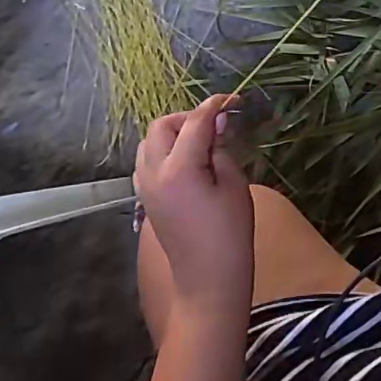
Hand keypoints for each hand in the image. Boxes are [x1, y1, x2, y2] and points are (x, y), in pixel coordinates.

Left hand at [135, 94, 253, 322]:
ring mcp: (145, 187)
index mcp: (179, 168)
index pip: (195, 121)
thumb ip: (221, 148)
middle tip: (216, 124)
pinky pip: (147, 162)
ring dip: (173, 132)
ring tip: (201, 141)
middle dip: (188, 117)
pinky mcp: (145, 199)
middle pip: (162, 126)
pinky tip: (186, 160)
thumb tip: (217, 124)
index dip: (216, 105)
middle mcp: (154, 173)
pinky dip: (164, 151)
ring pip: (149, 142)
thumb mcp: (234, 183)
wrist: (208, 280)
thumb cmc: (230, 232)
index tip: (235, 101)